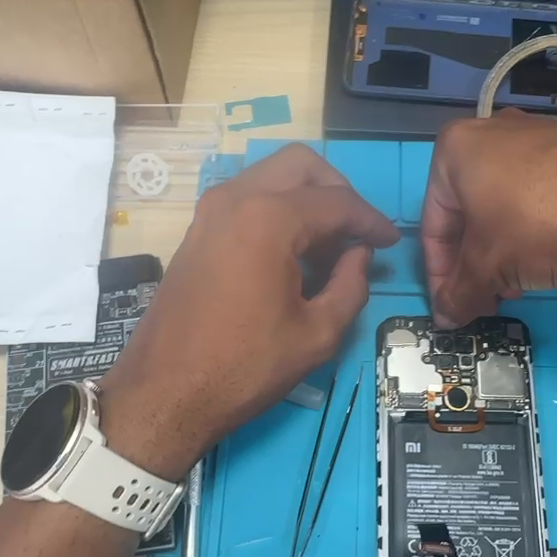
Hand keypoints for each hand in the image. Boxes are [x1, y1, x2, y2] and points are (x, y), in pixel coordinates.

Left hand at [100, 145, 399, 479]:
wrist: (166, 391)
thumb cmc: (245, 366)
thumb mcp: (317, 334)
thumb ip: (351, 286)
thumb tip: (358, 256)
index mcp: (268, 218)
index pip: (336, 201)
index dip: (371, 220)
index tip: (391, 240)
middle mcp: (235, 199)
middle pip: (300, 165)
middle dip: (336, 191)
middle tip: (356, 232)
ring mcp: (208, 213)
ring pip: (269, 177)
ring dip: (304, 199)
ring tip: (328, 249)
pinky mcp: (196, 232)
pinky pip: (246, 200)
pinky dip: (276, 212)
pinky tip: (292, 256)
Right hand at [423, 110, 556, 326]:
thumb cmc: (538, 225)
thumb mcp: (488, 267)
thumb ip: (458, 294)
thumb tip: (445, 317)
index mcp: (457, 148)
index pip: (434, 224)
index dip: (439, 274)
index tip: (451, 306)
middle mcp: (494, 133)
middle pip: (470, 214)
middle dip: (474, 263)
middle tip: (486, 299)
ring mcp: (541, 138)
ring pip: (506, 208)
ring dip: (504, 252)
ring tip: (520, 284)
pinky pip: (542, 198)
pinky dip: (537, 233)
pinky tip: (552, 260)